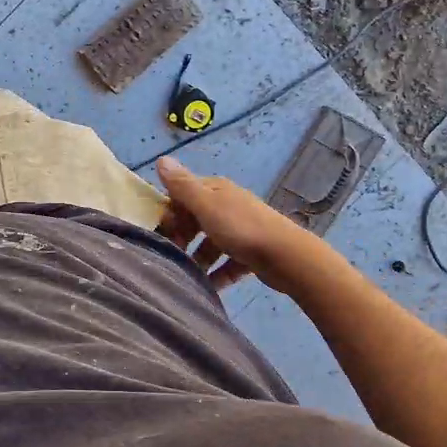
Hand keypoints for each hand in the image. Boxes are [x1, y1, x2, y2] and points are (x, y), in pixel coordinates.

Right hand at [155, 156, 330, 293]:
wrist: (287, 257)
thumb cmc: (241, 228)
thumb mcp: (206, 205)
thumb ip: (182, 185)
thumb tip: (161, 159)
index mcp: (216, 191)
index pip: (182, 196)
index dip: (169, 213)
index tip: (160, 233)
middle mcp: (228, 205)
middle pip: (195, 220)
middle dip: (182, 238)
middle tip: (172, 256)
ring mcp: (241, 229)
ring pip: (211, 243)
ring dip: (198, 259)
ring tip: (188, 276)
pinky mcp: (251, 252)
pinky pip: (228, 262)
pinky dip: (217, 274)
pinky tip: (208, 287)